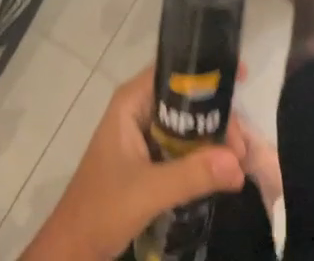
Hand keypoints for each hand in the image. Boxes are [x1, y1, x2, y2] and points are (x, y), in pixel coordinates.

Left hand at [23, 68, 244, 259]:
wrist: (71, 252)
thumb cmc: (100, 210)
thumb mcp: (148, 191)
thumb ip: (192, 175)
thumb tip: (239, 162)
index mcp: (131, 103)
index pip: (174, 71)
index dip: (207, 74)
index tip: (242, 82)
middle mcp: (139, 112)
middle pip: (187, 101)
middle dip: (218, 118)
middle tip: (243, 147)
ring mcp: (144, 138)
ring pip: (188, 127)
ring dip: (214, 141)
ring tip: (240, 163)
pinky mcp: (149, 163)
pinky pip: (183, 150)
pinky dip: (204, 158)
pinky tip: (225, 173)